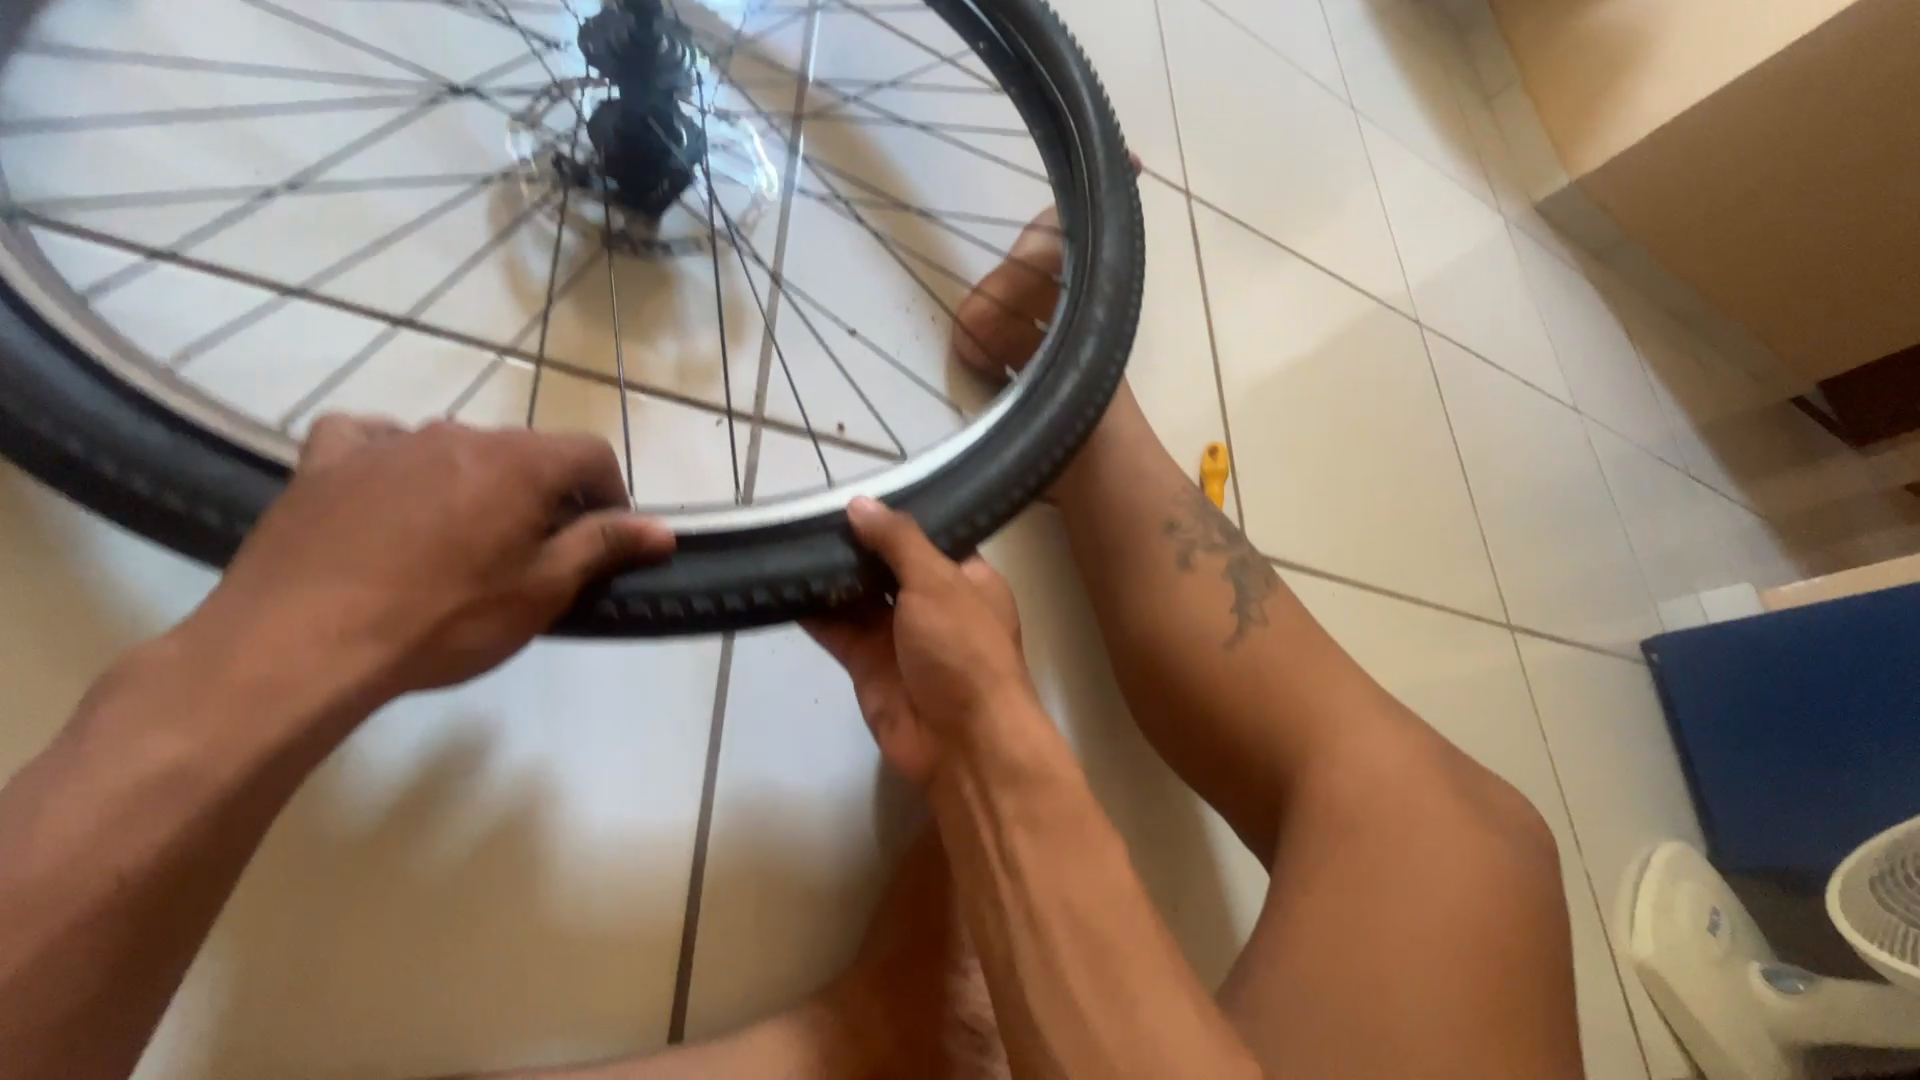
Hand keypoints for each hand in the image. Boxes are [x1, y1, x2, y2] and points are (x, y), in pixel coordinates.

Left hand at [185, 415, 673, 709]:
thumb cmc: (443, 620)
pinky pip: (376, 439)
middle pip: (528, 451)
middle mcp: (459, 435)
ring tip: (463, 540)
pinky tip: (394, 491)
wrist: (298, 645)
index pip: (592, 454)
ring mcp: (388, 442)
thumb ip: (605, 547)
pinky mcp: (326, 461)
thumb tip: (664, 529)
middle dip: (547, 493)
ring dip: (481, 482)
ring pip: (460, 448)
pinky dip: (398, 458)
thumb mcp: (542, 590)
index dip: (611, 494)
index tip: (603, 540)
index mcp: (519, 462)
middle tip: (536, 553)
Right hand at [805, 498, 1036, 785]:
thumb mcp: (938, 582)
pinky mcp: (868, 665)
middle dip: (855, 544)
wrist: (963, 742)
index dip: (896, 519)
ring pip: (858, 597)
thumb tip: (860, 504)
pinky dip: (812, 610)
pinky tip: (782, 583)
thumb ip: (898, 541)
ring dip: (830, 574)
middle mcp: (933, 604)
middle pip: (888, 566)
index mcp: (967, 579)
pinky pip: (836, 630)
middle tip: (809, 511)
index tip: (856, 494)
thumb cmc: (965, 650)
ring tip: (789, 537)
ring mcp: (899, 637)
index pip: (930, 539)